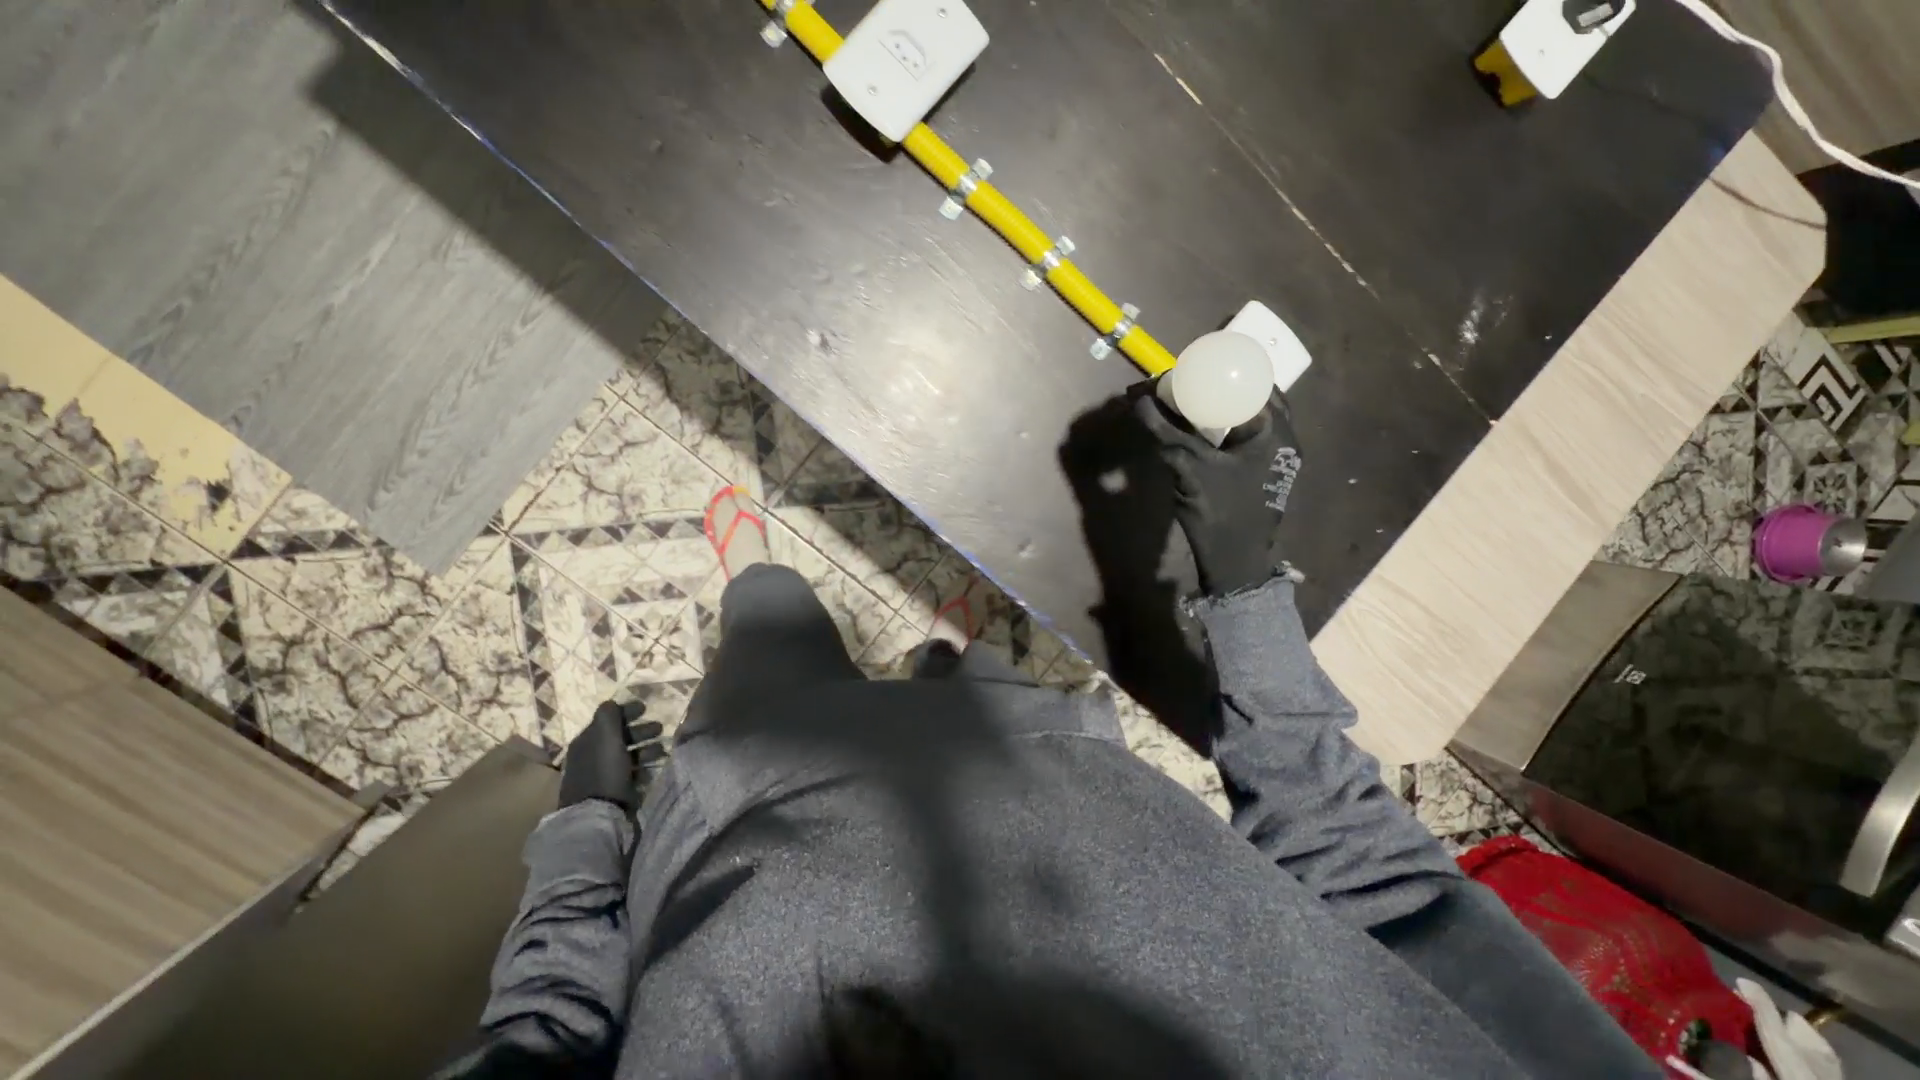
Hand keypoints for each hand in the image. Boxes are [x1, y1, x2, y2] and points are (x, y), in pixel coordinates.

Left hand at [557, 700, 662, 810]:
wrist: (598, 814)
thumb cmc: (604, 770)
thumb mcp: (605, 737)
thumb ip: (609, 716)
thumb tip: (612, 703)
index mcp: (587, 741)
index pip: (607, 719)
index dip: (626, 711)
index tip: (646, 708)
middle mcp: (592, 756)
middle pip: (619, 737)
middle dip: (641, 731)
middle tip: (660, 728)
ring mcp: (601, 775)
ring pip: (627, 755)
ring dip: (646, 749)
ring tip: (662, 750)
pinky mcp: (612, 791)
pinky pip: (630, 774)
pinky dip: (642, 768)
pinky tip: (653, 769)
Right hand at [1134, 384, 1300, 596]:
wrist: (1235, 565)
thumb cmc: (1219, 513)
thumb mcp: (1188, 467)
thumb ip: (1166, 431)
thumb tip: (1139, 400)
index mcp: (1275, 432)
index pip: (1251, 383)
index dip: (1220, 371)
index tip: (1192, 366)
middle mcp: (1283, 440)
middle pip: (1252, 397)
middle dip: (1220, 387)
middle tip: (1188, 382)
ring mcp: (1275, 458)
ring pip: (1249, 417)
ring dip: (1220, 407)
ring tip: (1188, 401)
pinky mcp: (1263, 472)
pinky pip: (1244, 437)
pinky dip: (1222, 427)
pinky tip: (1198, 428)